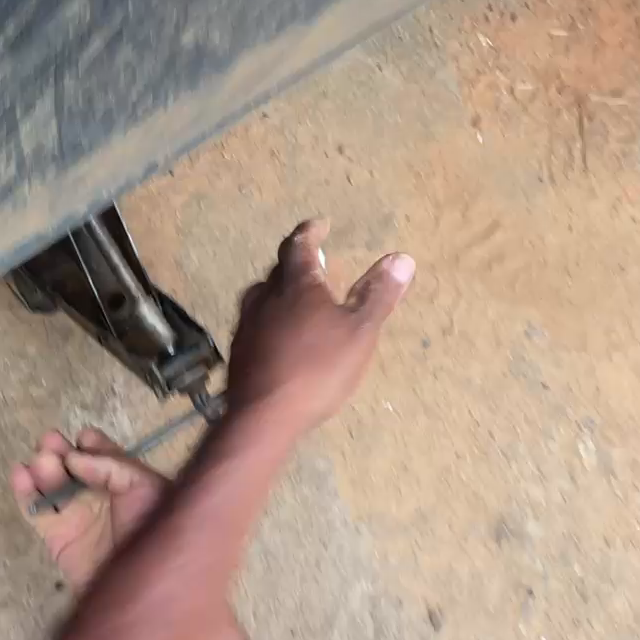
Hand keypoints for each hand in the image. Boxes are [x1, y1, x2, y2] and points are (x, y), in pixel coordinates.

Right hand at [9, 428, 167, 592]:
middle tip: (50, 443)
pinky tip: (20, 474)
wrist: (143, 587)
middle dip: (59, 450)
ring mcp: (76, 516)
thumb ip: (114, 466)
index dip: (90, 444)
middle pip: (70, 465)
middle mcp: (98, 496)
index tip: (84, 441)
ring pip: (51, 484)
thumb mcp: (148, 488)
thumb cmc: (155, 533)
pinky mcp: (57, 538)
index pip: (101, 453)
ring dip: (43, 468)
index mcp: (124, 482)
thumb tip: (74, 459)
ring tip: (41, 462)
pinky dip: (25, 493)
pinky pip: (36, 511)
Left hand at [225, 219, 414, 434]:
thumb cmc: (317, 369)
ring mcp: (246, 326)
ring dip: (279, 292)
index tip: (319, 225)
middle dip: (295, 263)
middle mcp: (264, 299)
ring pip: (261, 298)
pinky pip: (255, 325)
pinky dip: (269, 320)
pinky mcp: (238, 352)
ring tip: (295, 299)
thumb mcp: (359, 332)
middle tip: (313, 264)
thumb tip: (401, 258)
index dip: (309, 233)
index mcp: (295, 286)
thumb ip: (377, 295)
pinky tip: (278, 337)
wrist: (263, 415)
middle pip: (277, 272)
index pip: (298, 247)